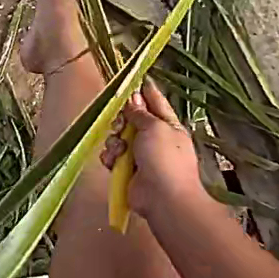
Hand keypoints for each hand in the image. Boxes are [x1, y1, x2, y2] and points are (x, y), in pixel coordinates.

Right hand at [100, 79, 204, 216]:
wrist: (164, 199)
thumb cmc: (165, 159)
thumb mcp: (155, 128)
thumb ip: (141, 113)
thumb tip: (133, 99)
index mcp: (168, 125)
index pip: (155, 101)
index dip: (144, 90)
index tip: (132, 78)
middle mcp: (154, 138)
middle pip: (131, 119)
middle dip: (122, 120)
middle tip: (120, 126)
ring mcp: (141, 155)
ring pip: (118, 137)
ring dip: (115, 142)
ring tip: (119, 151)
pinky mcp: (127, 170)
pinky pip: (113, 156)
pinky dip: (111, 158)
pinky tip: (114, 162)